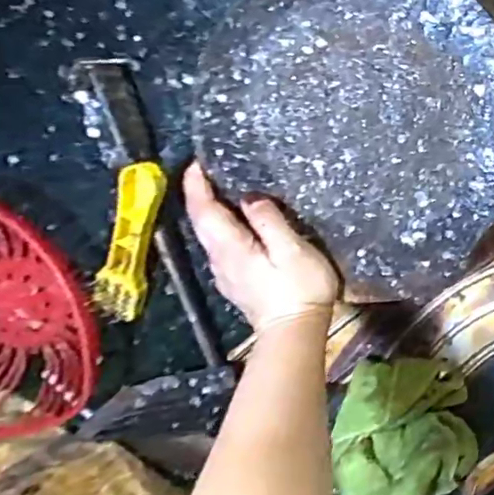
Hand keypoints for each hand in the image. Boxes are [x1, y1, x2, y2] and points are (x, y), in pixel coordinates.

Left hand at [182, 163, 339, 334]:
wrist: (295, 332)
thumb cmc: (298, 289)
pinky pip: (222, 246)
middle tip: (210, 170)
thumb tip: (250, 198)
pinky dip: (224, 228)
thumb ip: (269, 221)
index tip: (195, 162)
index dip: (196, 185)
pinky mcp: (237, 283)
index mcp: (230, 247)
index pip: (204, 210)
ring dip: (212, 211)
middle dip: (201, 195)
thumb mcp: (291, 250)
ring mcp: (226, 274)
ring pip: (210, 235)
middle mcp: (220, 260)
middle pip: (202, 222)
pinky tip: (239, 224)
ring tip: (225, 191)